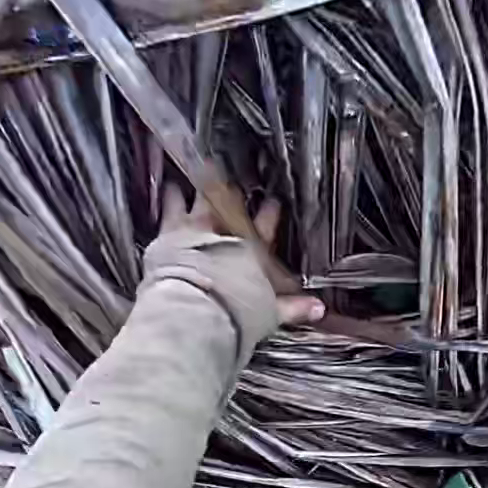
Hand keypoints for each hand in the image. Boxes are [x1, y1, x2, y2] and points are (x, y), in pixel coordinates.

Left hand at [142, 184, 323, 355]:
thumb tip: (319, 309)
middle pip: (232, 207)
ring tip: (203, 174)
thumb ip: (292, 308)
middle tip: (235, 178)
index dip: (269, 216)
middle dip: (234, 194)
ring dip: (201, 189)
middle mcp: (225, 234)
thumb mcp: (270, 313)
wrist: (199, 311)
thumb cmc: (237, 313)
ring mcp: (196, 230)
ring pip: (201, 200)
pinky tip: (169, 188)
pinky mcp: (168, 235)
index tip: (273, 205)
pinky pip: (169, 208)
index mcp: (251, 250)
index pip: (265, 228)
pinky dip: (170, 197)